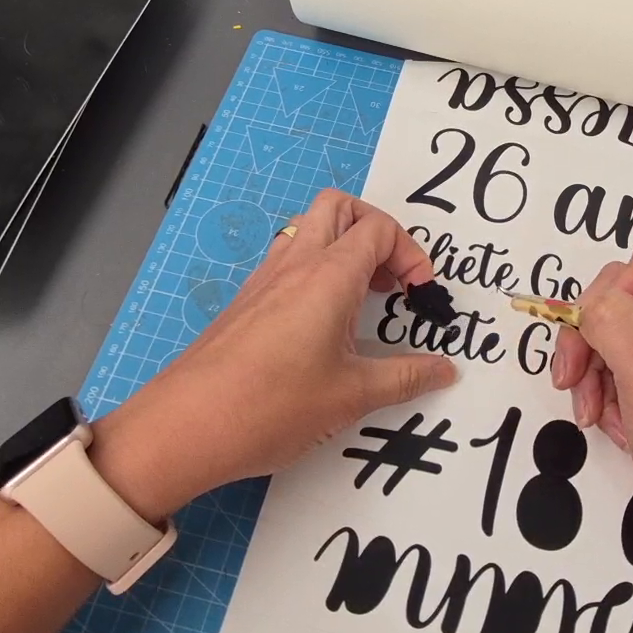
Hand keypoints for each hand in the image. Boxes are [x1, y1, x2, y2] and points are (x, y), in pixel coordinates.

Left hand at [91, 190, 457, 520]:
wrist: (186, 426)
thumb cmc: (275, 406)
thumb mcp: (352, 396)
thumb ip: (406, 377)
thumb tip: (446, 370)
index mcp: (328, 275)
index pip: (378, 229)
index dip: (411, 254)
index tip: (419, 296)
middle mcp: (296, 263)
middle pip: (339, 206)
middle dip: (375, 229)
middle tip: (391, 277)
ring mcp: (265, 279)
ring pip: (309, 229)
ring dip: (344, 247)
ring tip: (363, 297)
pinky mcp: (247, 301)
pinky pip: (288, 260)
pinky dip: (317, 270)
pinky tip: (324, 322)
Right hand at [551, 206, 632, 562]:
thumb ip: (616, 322)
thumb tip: (587, 302)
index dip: (631, 270)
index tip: (616, 322)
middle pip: (623, 280)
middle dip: (593, 331)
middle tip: (576, 378)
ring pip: (608, 318)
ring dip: (590, 365)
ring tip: (595, 411)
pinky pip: (610, 352)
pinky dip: (600, 386)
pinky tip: (611, 419)